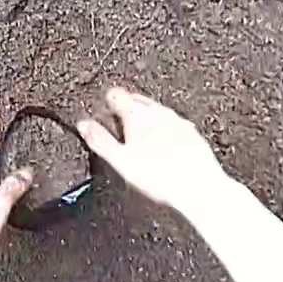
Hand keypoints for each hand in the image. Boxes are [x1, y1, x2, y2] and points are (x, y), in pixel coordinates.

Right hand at [77, 87, 234, 214]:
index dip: (106, 104)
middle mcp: (159, 111)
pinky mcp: (192, 133)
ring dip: (146, 121)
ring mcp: (177, 120)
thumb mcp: (120, 161)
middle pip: (137, 100)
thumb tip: (84, 125)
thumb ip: (99, 140)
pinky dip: (164, 132)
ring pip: (156, 112)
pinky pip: (173, 125)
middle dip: (126, 110)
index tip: (104, 116)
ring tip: (139, 143)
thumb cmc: (160, 175)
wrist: (199, 187)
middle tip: (118, 130)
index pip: (116, 94)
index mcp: (137, 113)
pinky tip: (163, 150)